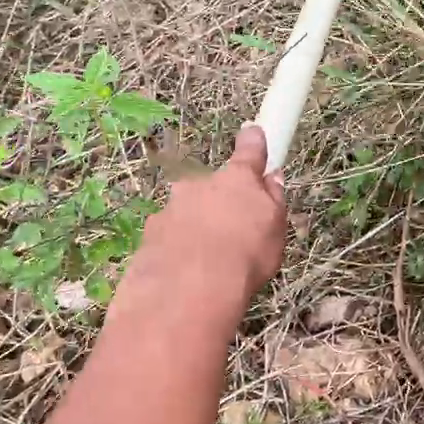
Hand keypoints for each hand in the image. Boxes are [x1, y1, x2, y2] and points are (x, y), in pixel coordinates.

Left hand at [125, 124, 287, 304]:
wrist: (186, 292)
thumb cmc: (245, 255)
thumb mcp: (275, 228)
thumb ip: (273, 201)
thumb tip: (272, 179)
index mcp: (237, 179)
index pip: (249, 150)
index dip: (253, 141)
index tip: (253, 131)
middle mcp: (199, 185)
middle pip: (213, 185)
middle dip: (222, 198)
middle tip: (238, 227)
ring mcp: (169, 209)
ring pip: (189, 211)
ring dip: (199, 224)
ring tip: (213, 258)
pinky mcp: (147, 236)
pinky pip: (171, 235)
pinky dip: (180, 246)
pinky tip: (190, 270)